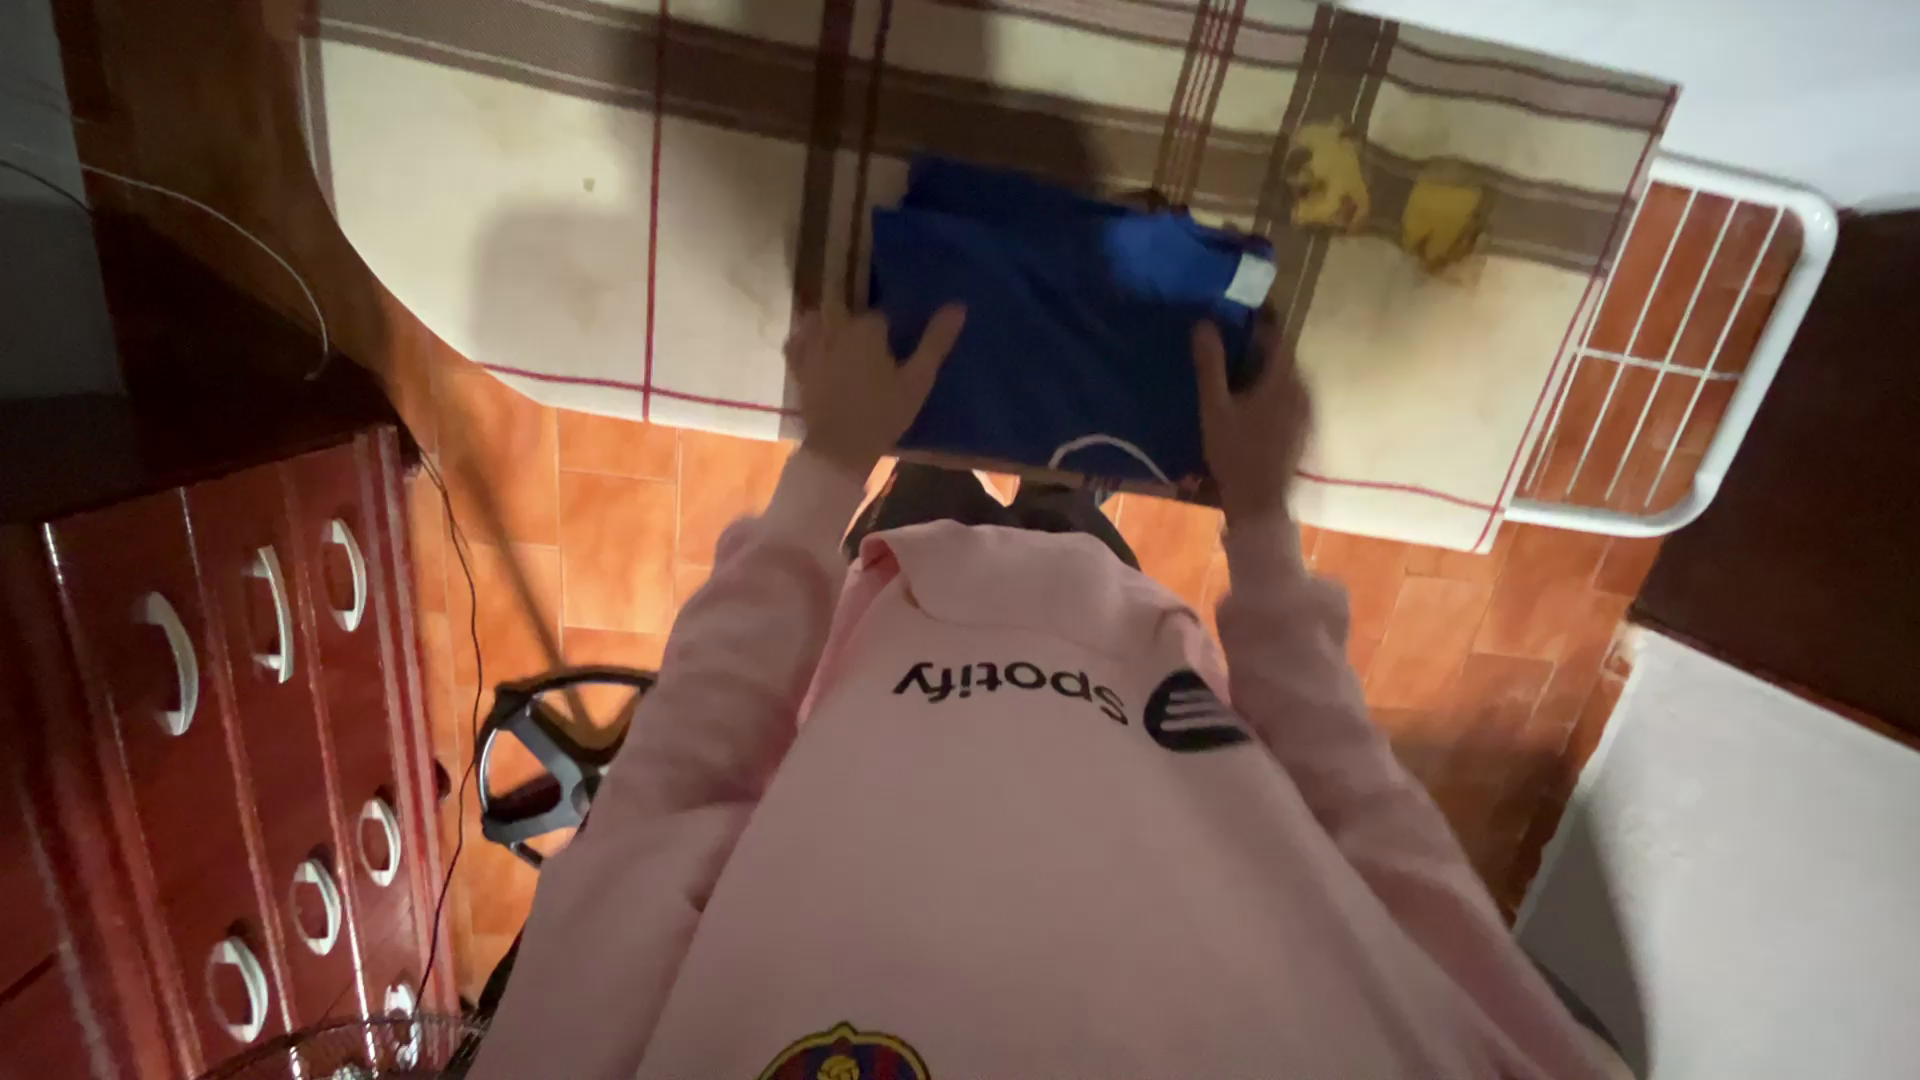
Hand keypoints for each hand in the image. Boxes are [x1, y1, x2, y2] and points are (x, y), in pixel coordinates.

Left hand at [786, 304, 966, 476]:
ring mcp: (812, 345)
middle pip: (845, 307)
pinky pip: (796, 340)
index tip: (895, 345)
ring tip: (843, 342)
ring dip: (829, 322)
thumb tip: (959, 306)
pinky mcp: (797, 365)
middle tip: (869, 345)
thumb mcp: (917, 381)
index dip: (889, 329)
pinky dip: (804, 339)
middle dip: (856, 320)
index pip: (881, 314)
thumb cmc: (884, 415)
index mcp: (867, 328)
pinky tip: (815, 347)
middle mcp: (836, 327)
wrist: (841, 448)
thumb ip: (935, 342)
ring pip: (818, 317)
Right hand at [1192, 320, 1310, 523]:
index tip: (1234, 319)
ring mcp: (1308, 410)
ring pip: (1286, 378)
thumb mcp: (1215, 408)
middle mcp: (1304, 389)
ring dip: (1264, 372)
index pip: (1276, 336)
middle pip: (1282, 357)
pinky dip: (1271, 392)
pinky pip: (1289, 398)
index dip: (1256, 323)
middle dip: (1257, 350)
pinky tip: (1250, 406)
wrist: (1259, 501)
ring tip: (1235, 378)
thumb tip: (1204, 324)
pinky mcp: (1305, 428)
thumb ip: (1211, 365)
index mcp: (1284, 379)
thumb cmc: (1234, 453)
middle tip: (1228, 349)